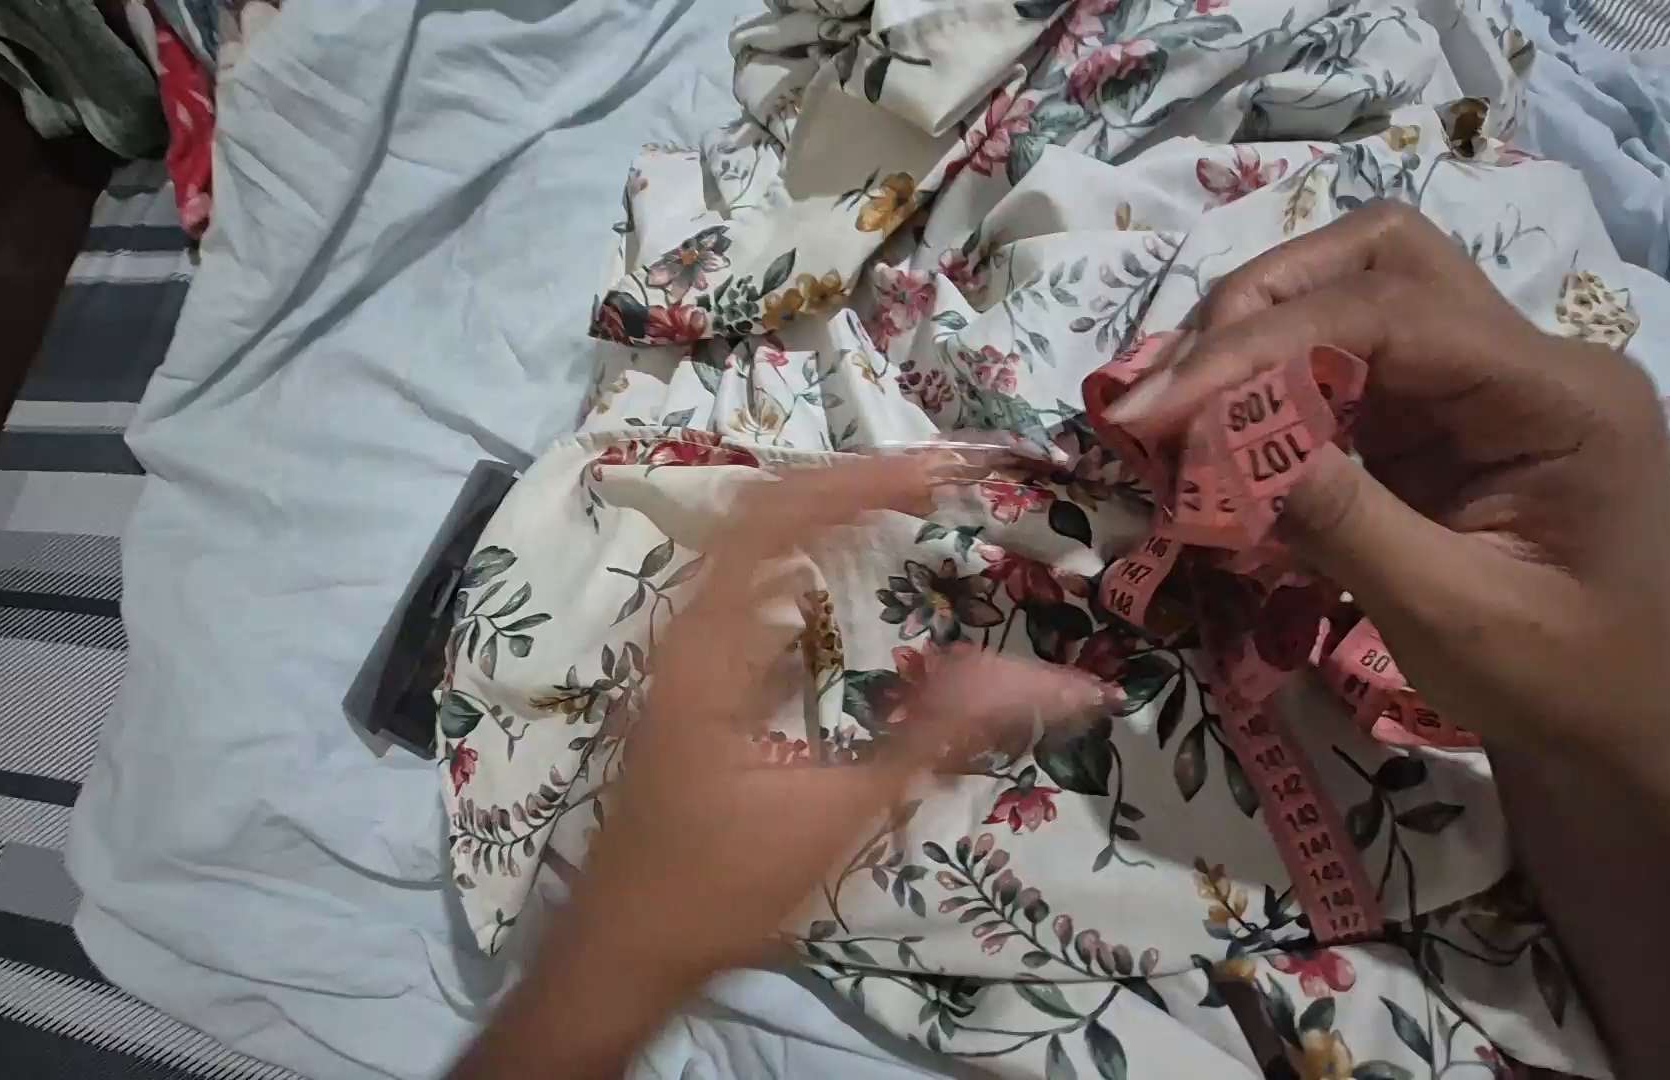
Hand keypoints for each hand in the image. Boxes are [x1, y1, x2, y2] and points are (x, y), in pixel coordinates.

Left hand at [449, 456, 1116, 1079]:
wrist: (622, 943)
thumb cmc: (723, 888)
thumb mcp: (839, 817)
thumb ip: (937, 738)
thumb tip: (1047, 678)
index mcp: (709, 648)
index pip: (781, 521)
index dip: (861, 483)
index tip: (937, 469)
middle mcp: (680, 627)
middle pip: (757, 511)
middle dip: (843, 482)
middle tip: (925, 477)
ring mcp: (671, 644)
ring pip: (739, 539)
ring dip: (814, 510)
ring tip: (891, 501)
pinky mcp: (678, 667)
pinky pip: (732, 578)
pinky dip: (788, 552)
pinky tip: (826, 566)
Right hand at [1107, 201, 1669, 760]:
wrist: (1599, 713)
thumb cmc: (1548, 673)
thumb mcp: (1444, 610)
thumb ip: (1340, 521)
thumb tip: (1222, 448)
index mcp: (1552, 397)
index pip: (1389, 313)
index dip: (1257, 346)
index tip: (1158, 409)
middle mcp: (1514, 359)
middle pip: (1374, 256)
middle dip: (1254, 304)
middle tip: (1169, 383)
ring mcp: (1462, 380)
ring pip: (1341, 290)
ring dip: (1242, 332)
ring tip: (1170, 401)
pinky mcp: (1415, 410)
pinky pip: (1321, 359)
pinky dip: (1248, 378)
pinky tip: (1204, 422)